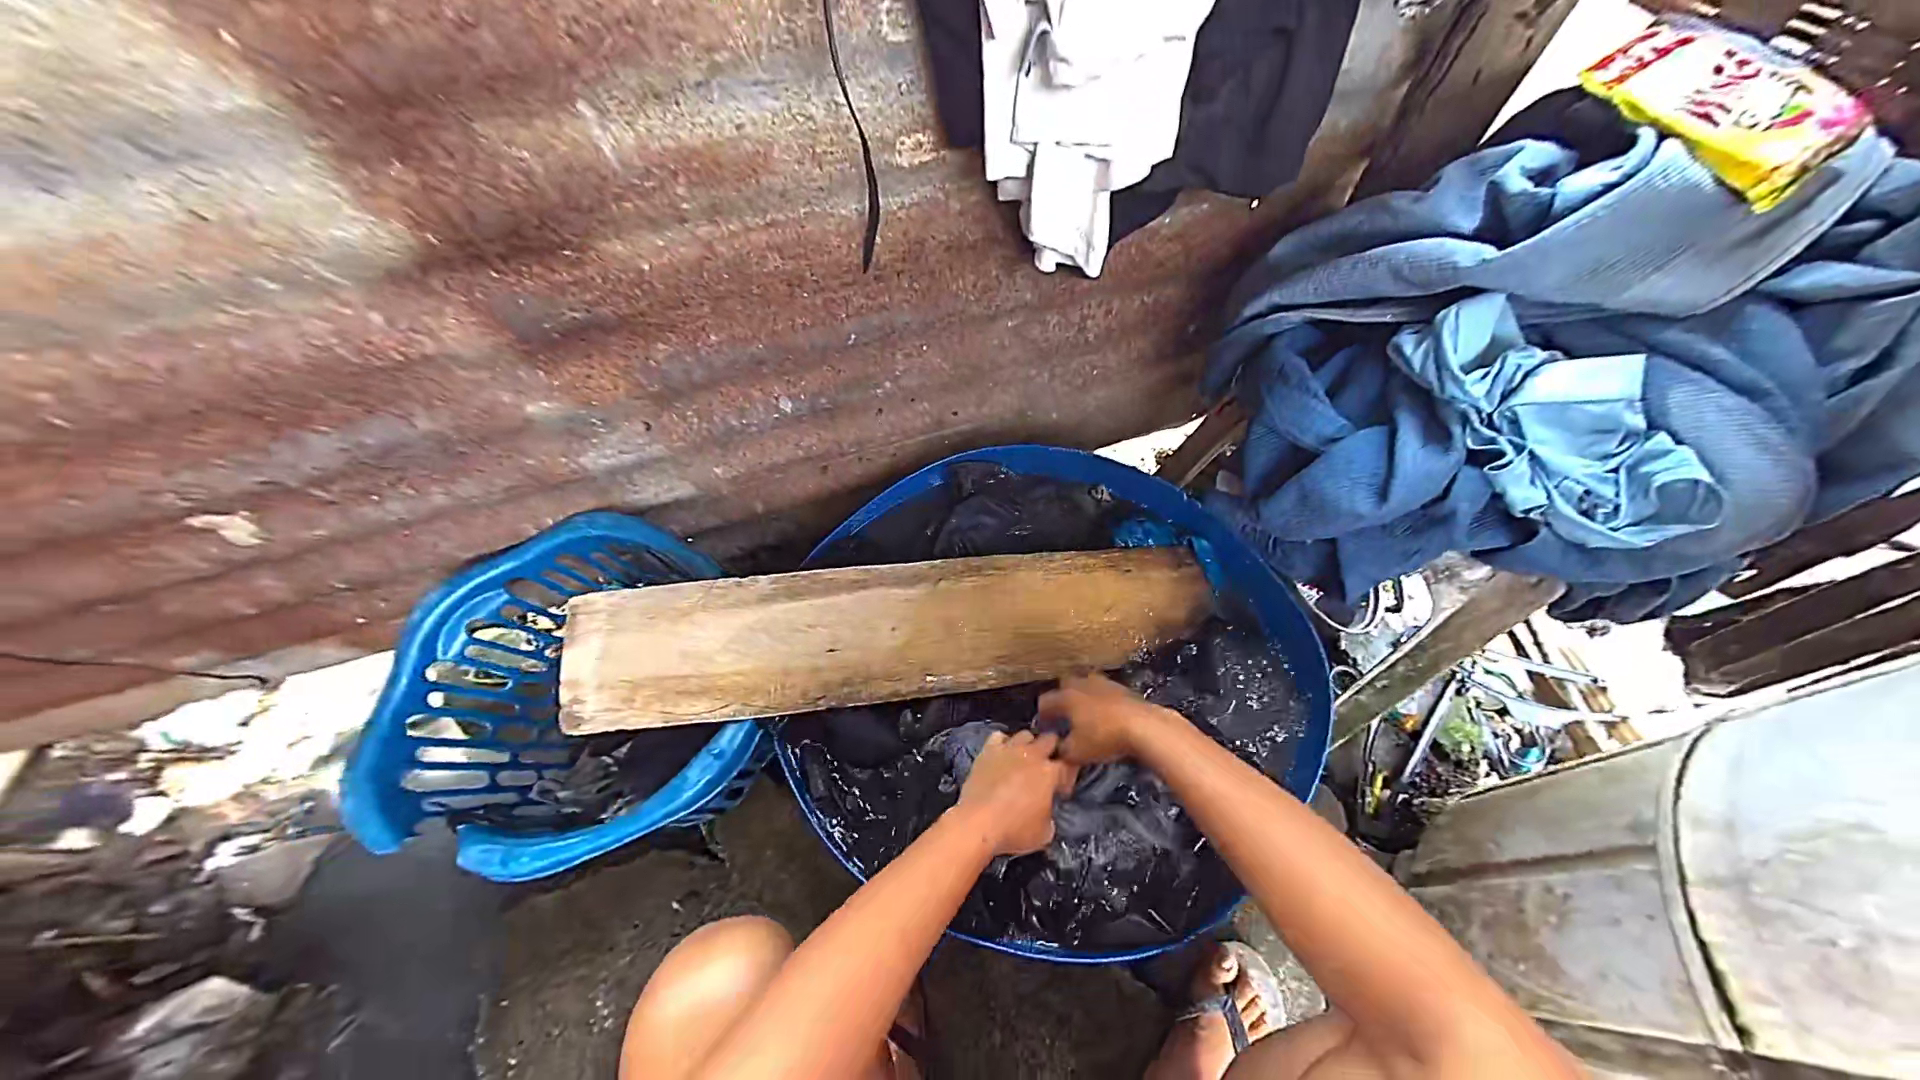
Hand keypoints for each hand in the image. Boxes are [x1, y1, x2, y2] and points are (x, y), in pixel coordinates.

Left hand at [953, 730, 1076, 855]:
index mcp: (1050, 773)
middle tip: (1047, 767)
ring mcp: (1009, 749)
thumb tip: (1046, 812)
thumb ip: (1050, 815)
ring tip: (1024, 758)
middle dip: (1053, 750)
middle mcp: (1032, 755)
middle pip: (1050, 739)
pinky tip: (1002, 755)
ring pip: (1025, 734)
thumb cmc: (1015, 830)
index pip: (1069, 765)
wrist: (978, 822)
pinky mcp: (988, 750)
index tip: (1062, 789)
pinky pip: (999, 736)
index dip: (1069, 775)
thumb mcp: (1045, 832)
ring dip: (1028, 744)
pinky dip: (1003, 743)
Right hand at [1035, 673, 1180, 765]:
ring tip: (1087, 713)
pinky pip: (1107, 692)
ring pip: (1088, 684)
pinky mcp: (1125, 689)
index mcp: (1067, 697)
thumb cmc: (1104, 737)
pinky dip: (1103, 701)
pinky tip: (1108, 715)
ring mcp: (1105, 684)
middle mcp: (1083, 685)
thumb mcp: (1077, 752)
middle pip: (1066, 684)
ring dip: (1084, 696)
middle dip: (1062, 697)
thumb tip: (1057, 751)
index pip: (1045, 701)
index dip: (1042, 714)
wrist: (1145, 726)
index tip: (1044, 725)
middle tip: (1064, 714)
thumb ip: (1062, 751)